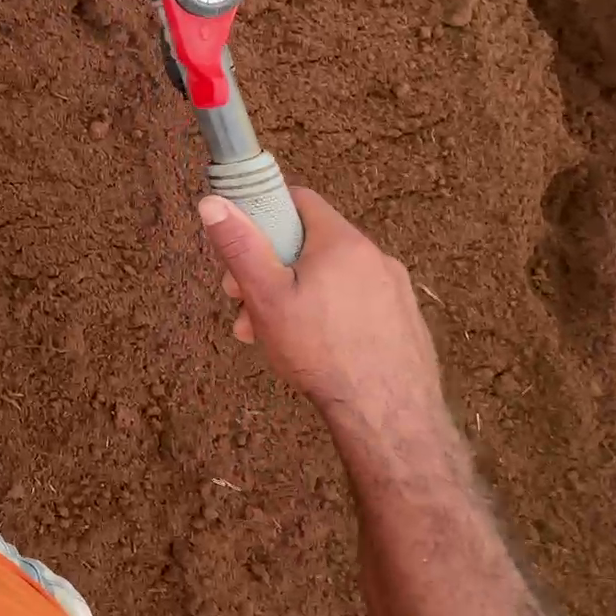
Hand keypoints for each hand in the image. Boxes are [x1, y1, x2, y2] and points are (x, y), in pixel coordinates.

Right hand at [199, 188, 446, 432]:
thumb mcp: (264, 294)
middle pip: (308, 242)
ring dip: (289, 292)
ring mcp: (395, 290)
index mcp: (342, 243)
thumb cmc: (318, 349)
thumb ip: (239, 245)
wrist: (390, 417)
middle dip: (267, 264)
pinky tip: (305, 344)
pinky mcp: (403, 320)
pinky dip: (321, 310)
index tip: (240, 240)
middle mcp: (375, 257)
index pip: (298, 198)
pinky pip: (351, 299)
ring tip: (265, 330)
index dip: (262, 211)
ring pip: (327, 274)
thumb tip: (212, 201)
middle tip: (241, 298)